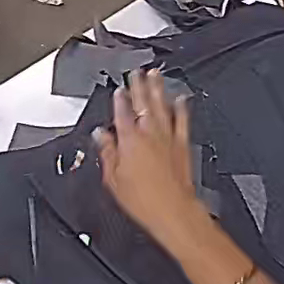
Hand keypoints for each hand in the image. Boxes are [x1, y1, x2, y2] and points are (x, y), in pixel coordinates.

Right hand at [94, 70, 210, 250]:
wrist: (174, 211)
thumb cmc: (144, 200)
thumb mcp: (113, 179)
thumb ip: (107, 153)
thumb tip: (101, 136)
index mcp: (129, 140)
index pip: (121, 112)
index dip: (119, 98)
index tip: (118, 88)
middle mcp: (149, 134)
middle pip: (142, 103)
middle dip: (138, 85)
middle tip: (137, 72)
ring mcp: (168, 137)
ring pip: (162, 105)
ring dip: (158, 89)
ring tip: (155, 75)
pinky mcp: (182, 145)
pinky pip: (182, 120)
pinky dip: (181, 107)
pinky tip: (181, 98)